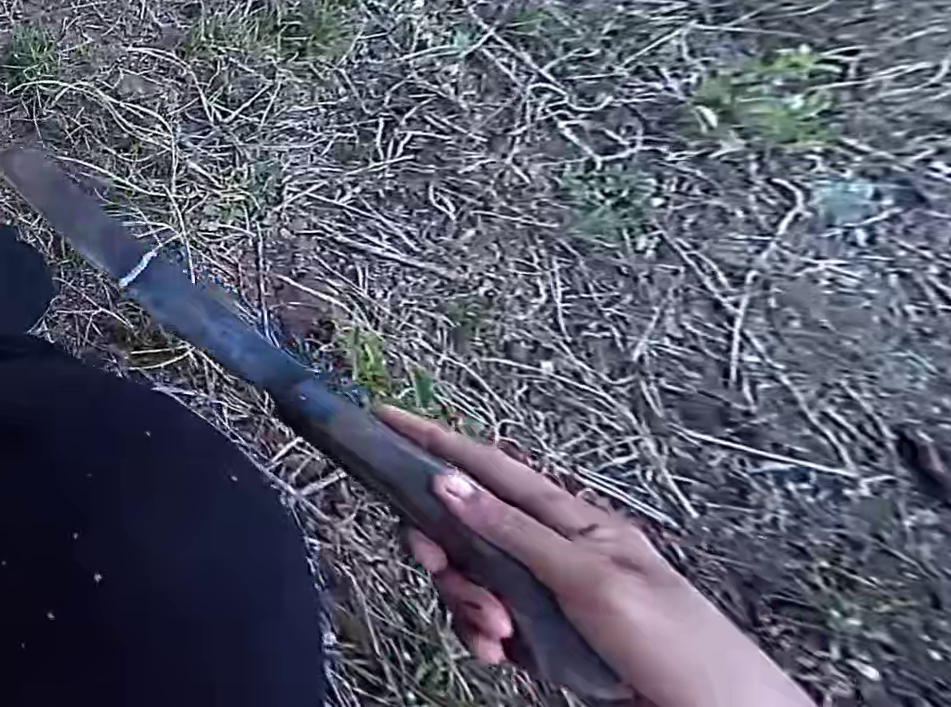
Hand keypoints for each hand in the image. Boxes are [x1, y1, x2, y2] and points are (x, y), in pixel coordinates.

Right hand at [377, 406, 813, 706]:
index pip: (485, 464)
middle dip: (441, 543)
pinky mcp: (540, 633)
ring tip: (493, 631)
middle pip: (462, 522)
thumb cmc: (683, 652)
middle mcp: (546, 547)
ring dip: (464, 598)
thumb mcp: (595, 583)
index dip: (432, 437)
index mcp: (567, 520)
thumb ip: (513, 531)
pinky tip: (495, 652)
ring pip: (467, 571)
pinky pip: (483, 616)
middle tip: (433, 562)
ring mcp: (542, 591)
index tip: (384, 415)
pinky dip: (477, 631)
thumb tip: (443, 479)